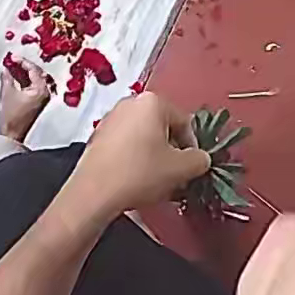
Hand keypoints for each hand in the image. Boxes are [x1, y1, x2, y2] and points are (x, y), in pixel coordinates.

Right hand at [0, 56, 52, 140]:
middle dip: (25, 66)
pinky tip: (15, 78)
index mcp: (41, 90)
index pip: (34, 70)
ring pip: (34, 80)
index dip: (23, 62)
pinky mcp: (37, 102)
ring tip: (13, 67)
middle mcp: (45, 93)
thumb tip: (5, 68)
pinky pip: (32, 86)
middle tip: (14, 61)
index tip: (13, 58)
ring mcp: (41, 98)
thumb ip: (7, 77)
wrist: (12, 134)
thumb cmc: (12, 116)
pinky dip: (24, 81)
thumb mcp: (7, 93)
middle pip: (37, 73)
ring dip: (24, 73)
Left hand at [61, 93, 209, 221]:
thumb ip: (199, 160)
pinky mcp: (98, 135)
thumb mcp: (180, 169)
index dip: (192, 147)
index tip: (191, 168)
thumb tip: (200, 158)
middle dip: (172, 151)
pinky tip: (136, 179)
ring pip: (144, 136)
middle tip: (175, 175)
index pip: (184, 122)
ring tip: (156, 181)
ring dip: (154, 155)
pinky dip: (135, 157)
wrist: (94, 192)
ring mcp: (111, 117)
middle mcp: (131, 102)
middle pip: (163, 127)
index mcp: (152, 102)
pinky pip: (126, 143)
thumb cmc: (140, 173)